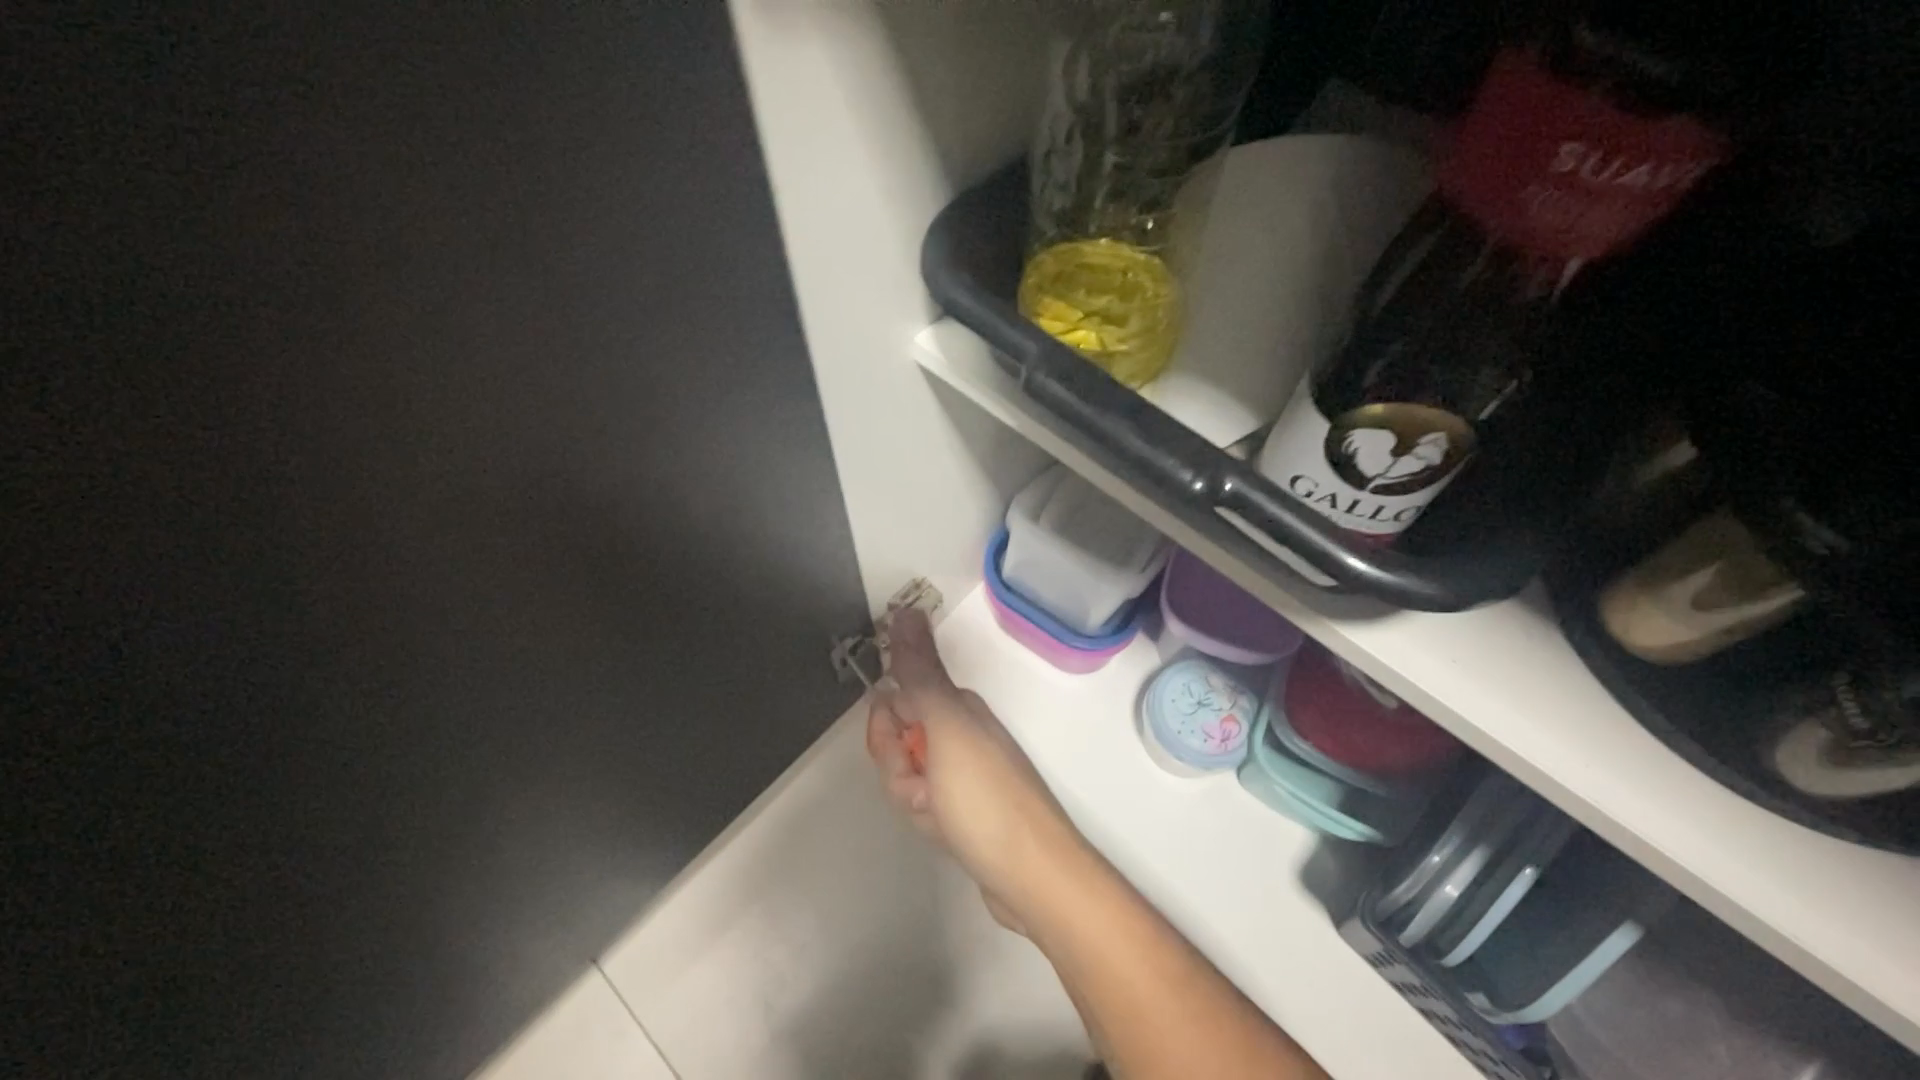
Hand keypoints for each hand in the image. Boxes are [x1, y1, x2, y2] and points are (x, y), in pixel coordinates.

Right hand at [865, 610, 1082, 925]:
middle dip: (899, 772)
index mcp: (960, 710)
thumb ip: (921, 671)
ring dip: (913, 802)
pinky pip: (928, 806)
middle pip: (899, 741)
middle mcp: (964, 735)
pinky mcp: (967, 811)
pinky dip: (929, 822)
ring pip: (909, 778)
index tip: (905, 756)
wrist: (1033, 877)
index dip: (887, 732)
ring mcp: (966, 775)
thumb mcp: (947, 730)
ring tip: (941, 819)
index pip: (896, 701)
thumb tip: (906, 609)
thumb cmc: (986, 801)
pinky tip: (947, 836)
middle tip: (927, 793)